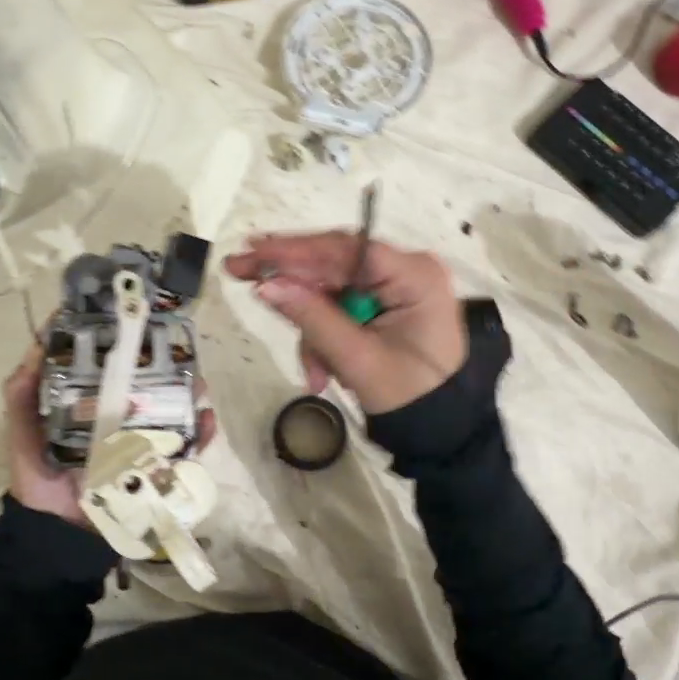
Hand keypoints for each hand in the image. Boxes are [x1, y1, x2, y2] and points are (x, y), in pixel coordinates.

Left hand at [2, 340, 218, 527]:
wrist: (55, 534)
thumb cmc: (38, 480)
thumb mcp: (24, 430)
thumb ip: (24, 392)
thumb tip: (37, 341)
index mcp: (89, 407)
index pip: (111, 370)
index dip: (126, 347)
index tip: (137, 321)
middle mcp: (118, 421)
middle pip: (149, 387)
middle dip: (167, 368)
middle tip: (176, 351)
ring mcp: (139, 447)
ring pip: (172, 414)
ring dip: (189, 397)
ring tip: (198, 384)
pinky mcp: (155, 473)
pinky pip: (183, 452)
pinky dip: (199, 436)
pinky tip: (205, 420)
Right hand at [224, 232, 464, 413]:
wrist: (441, 431)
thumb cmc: (411, 395)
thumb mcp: (359, 359)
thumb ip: (312, 319)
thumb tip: (265, 285)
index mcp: (414, 274)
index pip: (347, 248)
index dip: (297, 249)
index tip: (254, 251)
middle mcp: (404, 270)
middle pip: (333, 264)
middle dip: (291, 284)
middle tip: (237, 272)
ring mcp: (392, 287)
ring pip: (328, 291)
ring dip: (311, 329)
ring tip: (314, 373)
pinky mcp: (380, 305)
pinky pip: (336, 310)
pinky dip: (322, 338)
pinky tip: (322, 372)